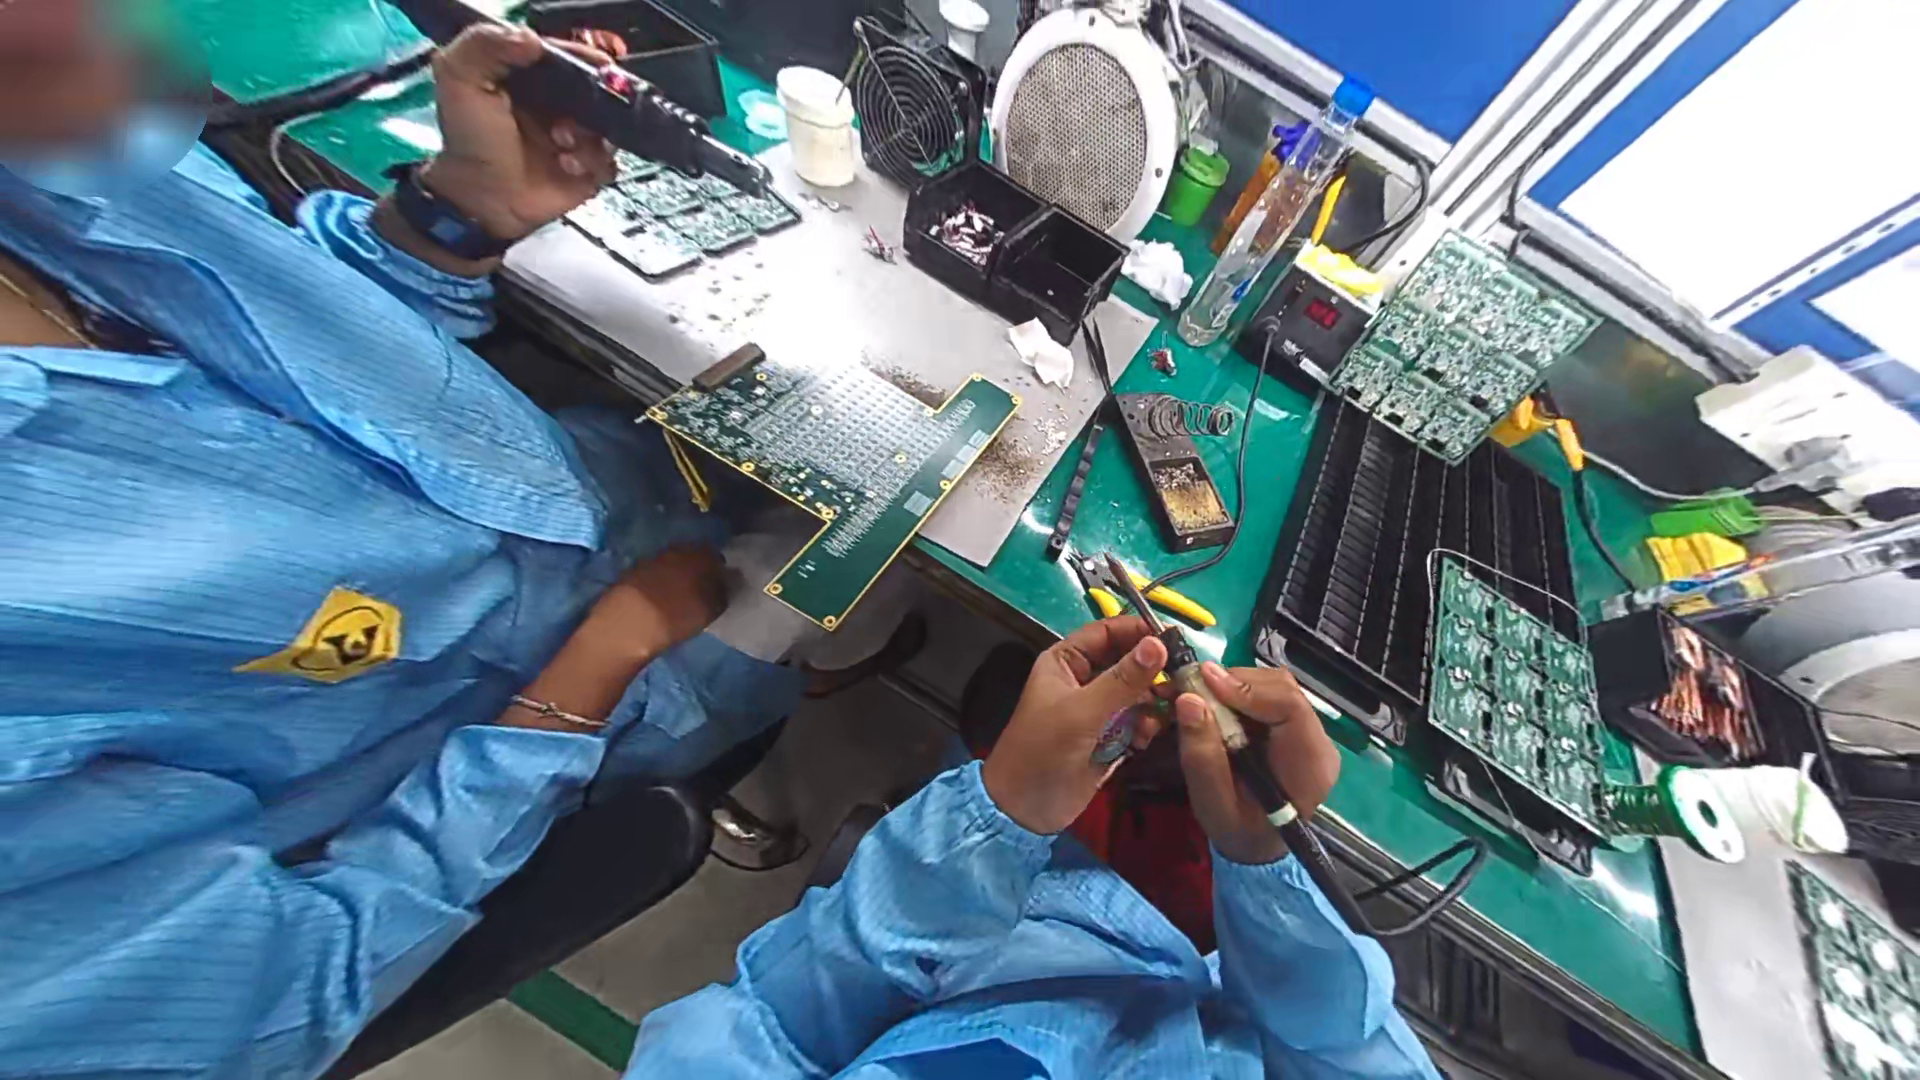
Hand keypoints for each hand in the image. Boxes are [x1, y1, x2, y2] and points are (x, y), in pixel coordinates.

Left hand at [419, 25, 618, 242]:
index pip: (562, 61)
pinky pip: (610, 164)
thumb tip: (533, 38)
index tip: (599, 63)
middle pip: (594, 98)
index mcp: (529, 81)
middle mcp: (557, 109)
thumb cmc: (470, 139)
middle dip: (591, 107)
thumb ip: (486, 45)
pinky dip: (595, 165)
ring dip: (589, 140)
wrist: (486, 197)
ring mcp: (575, 142)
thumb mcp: (459, 76)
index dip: (581, 60)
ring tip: (563, 149)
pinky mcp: (589, 173)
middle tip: (568, 122)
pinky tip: (569, 168)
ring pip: (606, 132)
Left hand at [577, 546, 728, 663]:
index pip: (715, 555)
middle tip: (702, 588)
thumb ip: (723, 592)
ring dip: (677, 574)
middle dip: (698, 568)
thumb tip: (728, 582)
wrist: (625, 626)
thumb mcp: (711, 610)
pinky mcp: (631, 573)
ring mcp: (651, 560)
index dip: (720, 569)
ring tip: (680, 594)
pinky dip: (660, 581)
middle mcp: (675, 551)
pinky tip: (660, 597)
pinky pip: (654, 572)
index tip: (722, 583)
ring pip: (671, 562)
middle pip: (691, 555)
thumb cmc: (676, 617)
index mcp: (699, 555)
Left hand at [981, 617, 1168, 834]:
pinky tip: (1149, 734)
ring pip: (1138, 692)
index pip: (1106, 632)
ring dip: (1155, 698)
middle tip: (1184, 677)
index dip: (1138, 631)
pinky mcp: (1112, 737)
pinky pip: (1140, 720)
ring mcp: (1100, 709)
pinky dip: (1149, 724)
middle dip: (1154, 668)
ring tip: (1171, 707)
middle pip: (1128, 661)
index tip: (1175, 637)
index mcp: (1066, 661)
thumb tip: (1158, 644)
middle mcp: (1085, 679)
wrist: (1026, 808)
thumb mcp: (1082, 711)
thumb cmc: (1044, 748)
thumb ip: (1122, 680)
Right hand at [1173, 663, 1340, 864]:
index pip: (1290, 707)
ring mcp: (1305, 729)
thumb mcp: (1212, 804)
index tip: (1204, 682)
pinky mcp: (1289, 723)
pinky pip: (1263, 692)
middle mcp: (1316, 740)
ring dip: (1229, 684)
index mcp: (1308, 764)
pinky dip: (1232, 690)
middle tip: (1189, 687)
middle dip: (1232, 681)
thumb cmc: (1238, 830)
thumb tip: (1188, 701)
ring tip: (1196, 695)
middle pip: (1280, 687)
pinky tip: (1210, 703)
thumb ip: (1202, 757)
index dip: (1246, 688)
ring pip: (1271, 684)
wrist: (1257, 845)